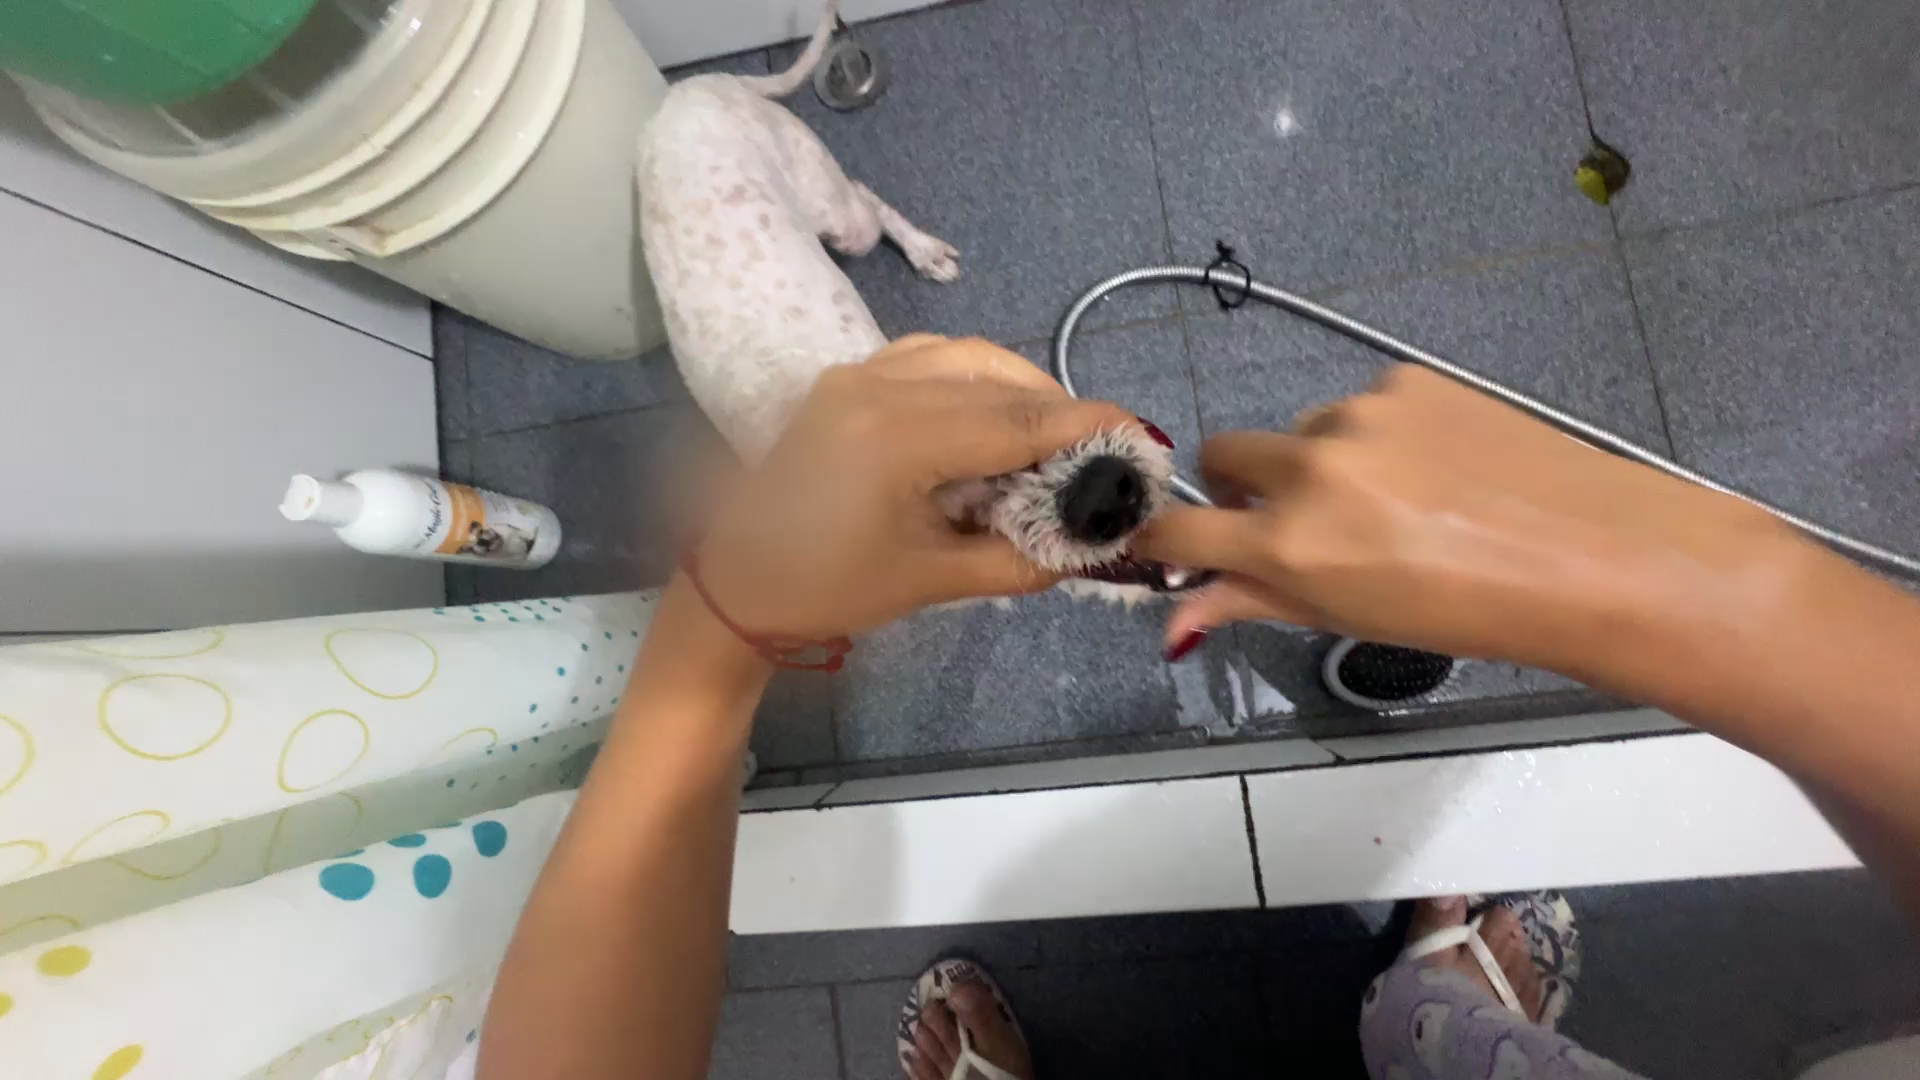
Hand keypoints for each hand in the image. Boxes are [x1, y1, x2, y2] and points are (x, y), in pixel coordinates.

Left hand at [691, 335, 1131, 640]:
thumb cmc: (827, 590)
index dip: (1086, 426)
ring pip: (965, 357)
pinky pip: (927, 358)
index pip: (1017, 421)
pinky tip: (989, 411)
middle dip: (1058, 410)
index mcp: (897, 438)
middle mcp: (877, 386)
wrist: (735, 582)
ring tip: (1051, 433)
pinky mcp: (844, 380)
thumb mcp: (930, 581)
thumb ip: (1018, 560)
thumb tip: (1088, 546)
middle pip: (998, 382)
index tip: (1139, 435)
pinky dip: (972, 376)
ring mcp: (855, 374)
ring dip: (1018, 387)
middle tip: (1098, 449)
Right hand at [1138, 364, 1811, 681]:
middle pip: (1221, 454)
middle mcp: (1311, 466)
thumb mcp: (1344, 616)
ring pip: (1297, 431)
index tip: (1174, 543)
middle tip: (1288, 518)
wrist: (1605, 561)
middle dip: (1236, 486)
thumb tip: (1172, 628)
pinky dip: (1371, 437)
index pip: (1181, 527)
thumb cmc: (1464, 613)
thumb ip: (1249, 604)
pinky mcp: (1408, 379)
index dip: (1164, 537)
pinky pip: (1357, 408)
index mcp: (1292, 541)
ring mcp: (1360, 413)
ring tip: (1388, 497)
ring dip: (1314, 463)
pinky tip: (1428, 465)